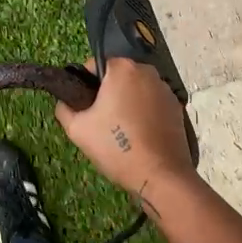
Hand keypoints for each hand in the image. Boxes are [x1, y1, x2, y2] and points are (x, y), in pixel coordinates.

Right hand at [55, 58, 193, 198]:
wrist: (162, 176)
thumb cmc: (117, 147)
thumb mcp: (78, 130)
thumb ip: (64, 109)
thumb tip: (64, 102)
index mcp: (122, 67)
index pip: (95, 65)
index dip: (85, 85)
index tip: (85, 107)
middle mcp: (146, 70)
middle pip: (117, 77)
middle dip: (108, 94)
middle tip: (101, 121)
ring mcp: (165, 88)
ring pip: (136, 90)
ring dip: (127, 102)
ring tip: (122, 131)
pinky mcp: (177, 107)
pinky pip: (152, 103)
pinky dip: (145, 113)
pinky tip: (140, 136)